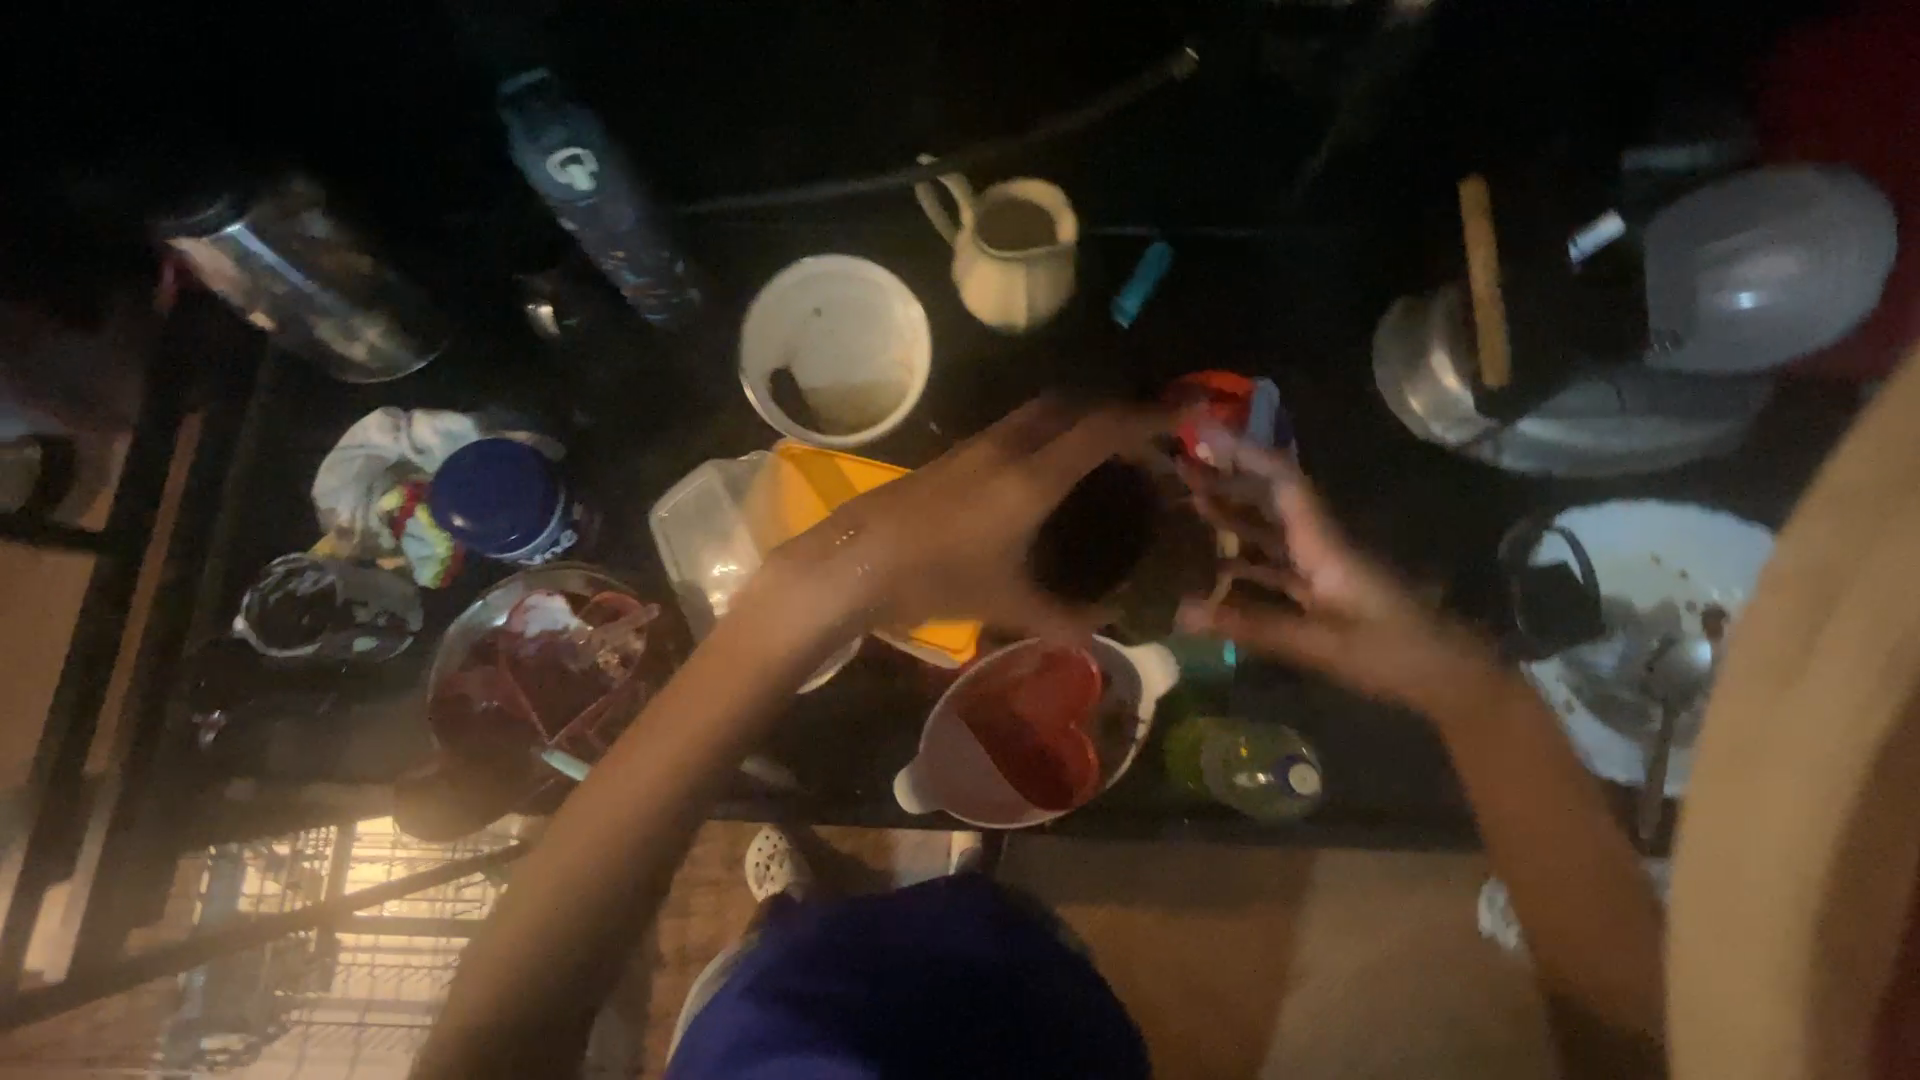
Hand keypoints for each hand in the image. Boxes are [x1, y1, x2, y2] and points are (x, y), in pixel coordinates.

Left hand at [767, 400, 1167, 640]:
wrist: (856, 560)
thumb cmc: (935, 580)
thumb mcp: (1007, 604)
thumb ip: (1064, 619)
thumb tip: (1107, 631)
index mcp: (1032, 478)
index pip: (1103, 430)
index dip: (1150, 418)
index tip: (1185, 415)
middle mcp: (1010, 446)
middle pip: (1075, 404)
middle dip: (1117, 410)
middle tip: (1145, 439)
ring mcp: (979, 444)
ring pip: (1043, 410)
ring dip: (1079, 417)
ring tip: (1104, 452)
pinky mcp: (956, 452)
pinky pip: (1018, 426)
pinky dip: (1049, 432)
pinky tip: (1048, 469)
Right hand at [1174, 430, 1504, 714]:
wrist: (1449, 677)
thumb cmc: (1391, 653)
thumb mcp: (1318, 643)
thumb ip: (1250, 625)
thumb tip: (1180, 611)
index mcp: (1323, 543)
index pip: (1282, 481)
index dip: (1244, 453)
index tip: (1204, 435)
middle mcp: (1321, 544)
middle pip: (1272, 499)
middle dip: (1228, 479)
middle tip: (1182, 467)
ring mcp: (1323, 568)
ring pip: (1271, 530)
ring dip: (1234, 514)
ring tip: (1189, 501)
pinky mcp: (1323, 592)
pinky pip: (1276, 562)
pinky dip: (1245, 557)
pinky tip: (1216, 564)